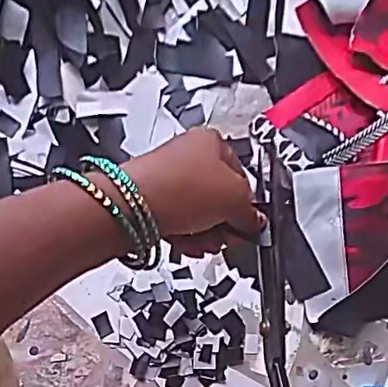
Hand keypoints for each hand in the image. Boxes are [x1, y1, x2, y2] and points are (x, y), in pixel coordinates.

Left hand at [120, 128, 263, 255]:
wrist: (133, 207)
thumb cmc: (177, 187)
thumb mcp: (234, 200)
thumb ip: (250, 212)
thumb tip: (255, 222)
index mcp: (211, 141)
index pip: (242, 174)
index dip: (247, 202)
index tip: (249, 222)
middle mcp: (186, 156)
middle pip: (216, 196)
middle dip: (224, 222)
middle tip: (228, 236)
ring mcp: (166, 180)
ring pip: (195, 213)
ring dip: (205, 233)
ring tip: (206, 243)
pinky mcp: (149, 204)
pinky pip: (175, 222)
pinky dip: (184, 235)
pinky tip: (188, 245)